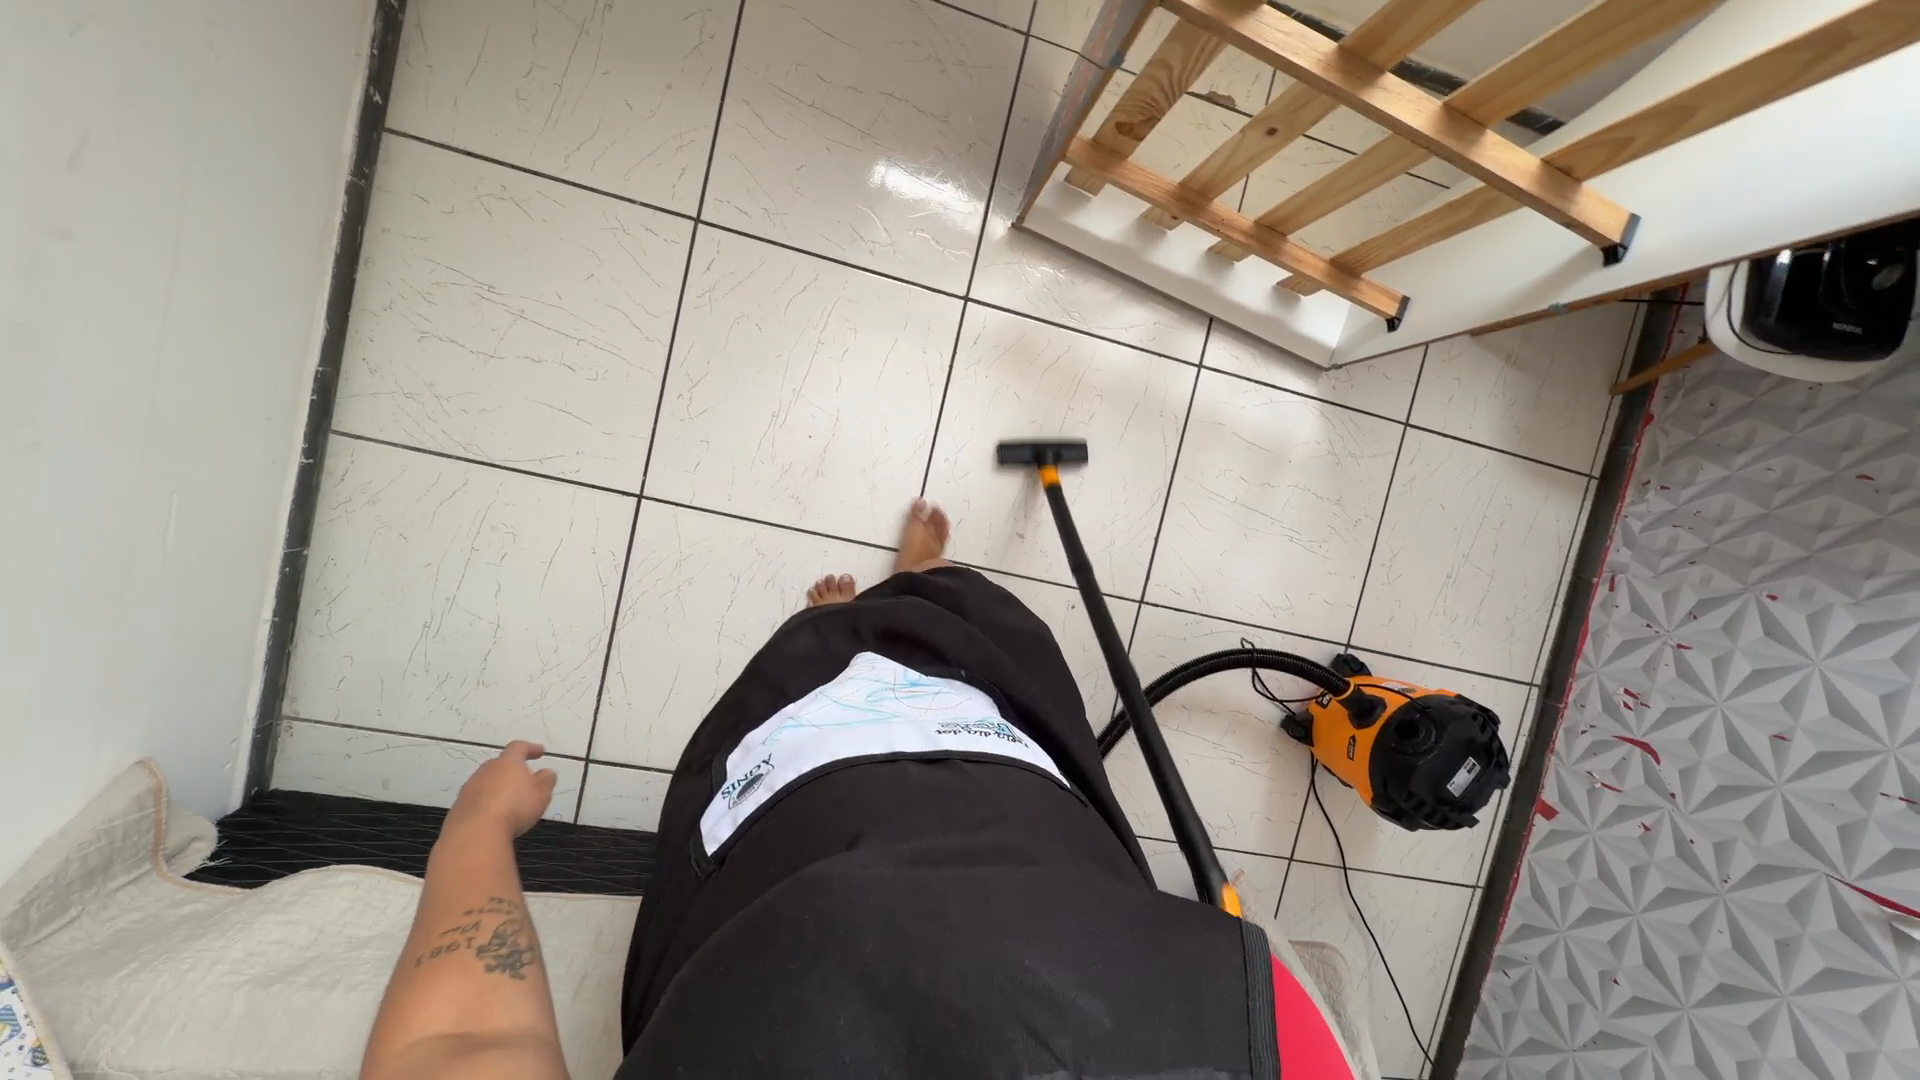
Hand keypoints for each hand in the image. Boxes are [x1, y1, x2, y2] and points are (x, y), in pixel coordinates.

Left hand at [446, 741, 556, 838]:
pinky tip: (493, 817)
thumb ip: (546, 780)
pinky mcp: (458, 808)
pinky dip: (486, 804)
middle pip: (499, 764)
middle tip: (523, 780)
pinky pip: (475, 800)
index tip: (540, 752)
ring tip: (508, 802)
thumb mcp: (541, 794)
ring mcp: (469, 789)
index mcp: (508, 763)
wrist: (475, 834)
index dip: (530, 748)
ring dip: (497, 788)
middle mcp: (486, 771)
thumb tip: (546, 772)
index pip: (518, 747)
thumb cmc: (515, 808)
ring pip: (486, 782)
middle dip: (511, 770)